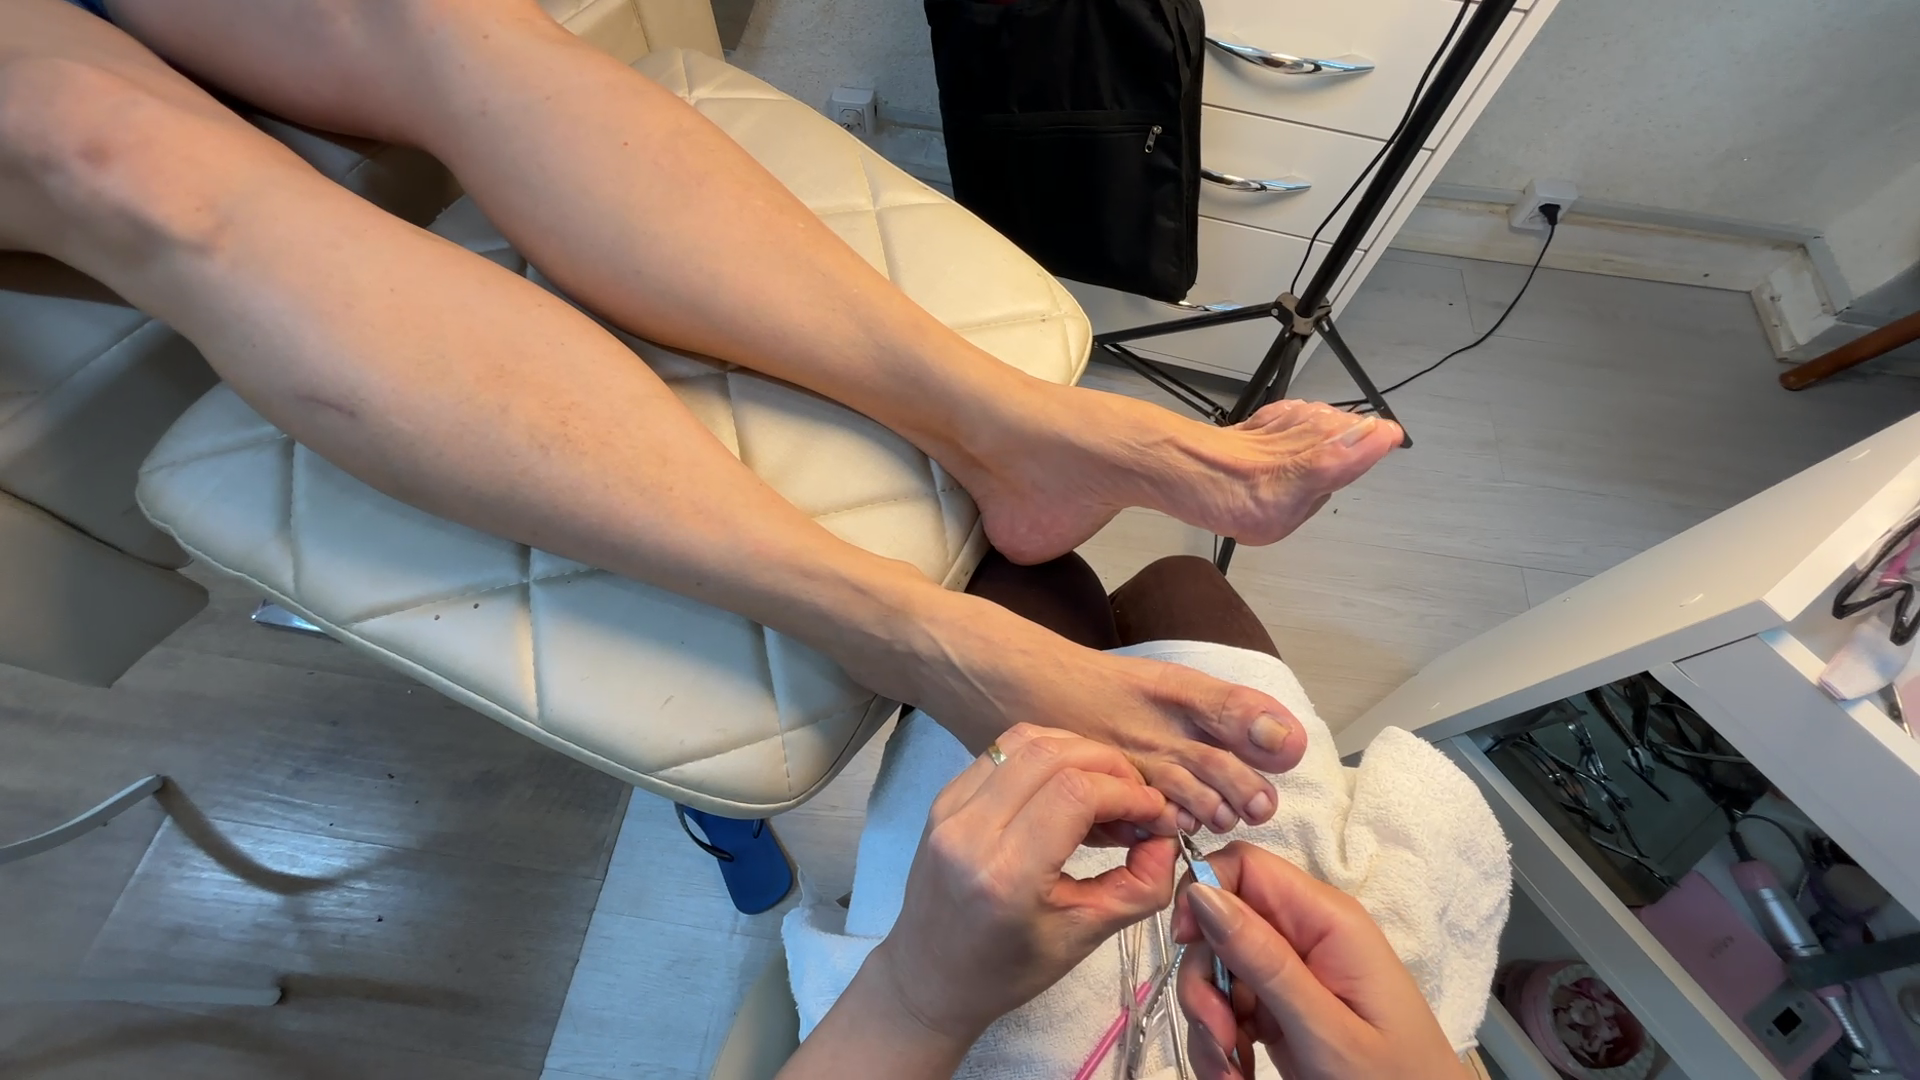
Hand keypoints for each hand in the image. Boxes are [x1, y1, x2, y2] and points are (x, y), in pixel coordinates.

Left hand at [872, 723, 1181, 1042]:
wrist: (929, 973)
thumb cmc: (1007, 969)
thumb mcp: (1084, 937)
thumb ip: (1138, 886)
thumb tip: (1168, 835)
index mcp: (1004, 876)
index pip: (1075, 794)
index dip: (1127, 793)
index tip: (1156, 813)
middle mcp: (970, 830)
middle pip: (1052, 755)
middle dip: (1109, 765)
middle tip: (1138, 797)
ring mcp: (951, 806)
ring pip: (1026, 741)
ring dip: (1078, 751)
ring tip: (1107, 787)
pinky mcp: (945, 795)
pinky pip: (1003, 751)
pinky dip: (1046, 754)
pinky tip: (1070, 783)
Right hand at [1173, 842, 1463, 1079]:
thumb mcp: (1327, 1031)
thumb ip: (1264, 960)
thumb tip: (1201, 891)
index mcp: (1325, 919)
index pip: (1244, 864)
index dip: (1203, 890)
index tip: (1184, 944)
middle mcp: (1303, 933)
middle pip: (1220, 921)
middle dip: (1205, 978)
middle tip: (1218, 1036)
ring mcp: (1289, 970)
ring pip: (1215, 965)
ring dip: (1208, 1018)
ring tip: (1229, 1070)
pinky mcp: (1277, 1004)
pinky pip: (1226, 1002)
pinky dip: (1219, 1038)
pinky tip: (1235, 1070)